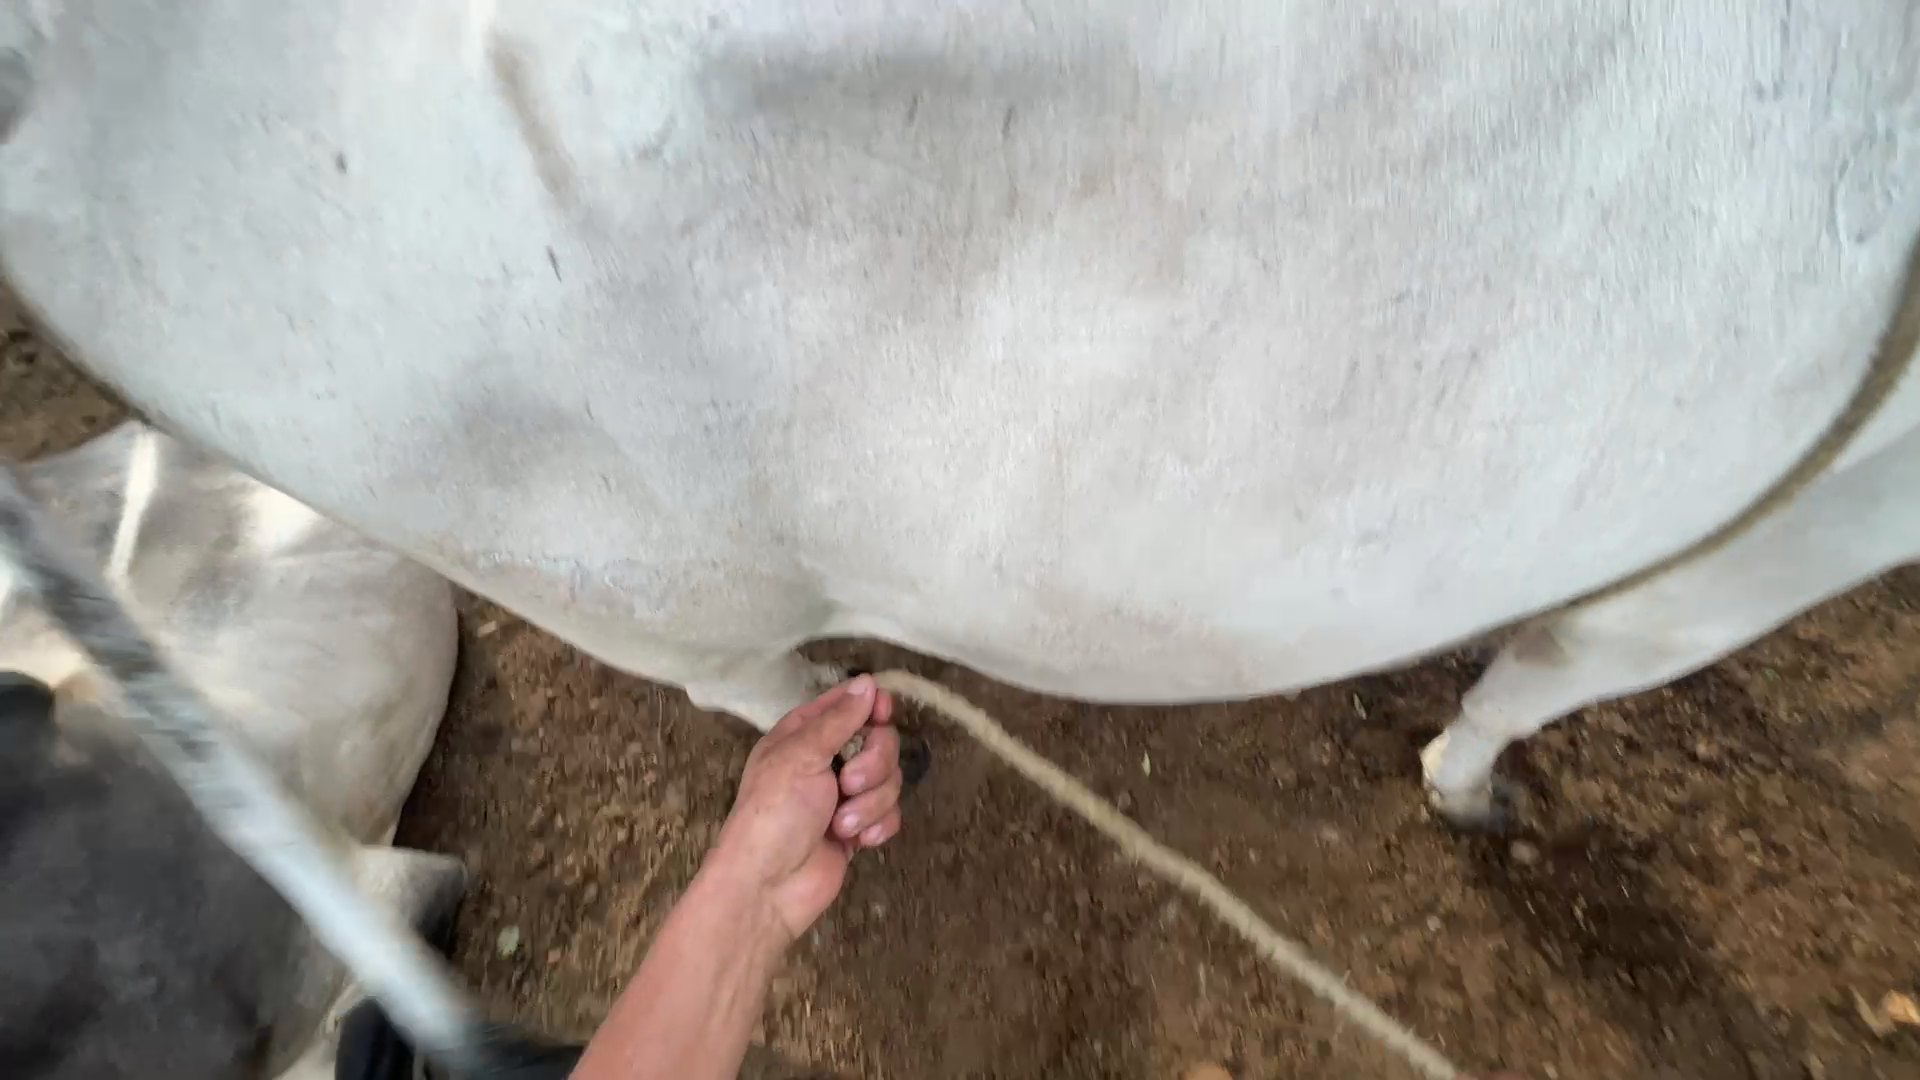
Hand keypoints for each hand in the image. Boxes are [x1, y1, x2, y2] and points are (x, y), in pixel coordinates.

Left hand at [709, 675, 904, 941]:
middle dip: (873, 764)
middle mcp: (828, 759)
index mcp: (805, 734)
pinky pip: (891, 812)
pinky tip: (857, 840)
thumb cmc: (774, 813)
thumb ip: (839, 719)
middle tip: (849, 783)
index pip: (850, 704)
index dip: (871, 705)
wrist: (768, 888)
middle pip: (881, 740)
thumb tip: (868, 682)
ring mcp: (846, 794)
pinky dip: (878, 825)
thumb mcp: (800, 756)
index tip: (882, 714)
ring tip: (842, 823)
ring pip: (890, 777)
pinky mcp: (860, 826)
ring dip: (870, 802)